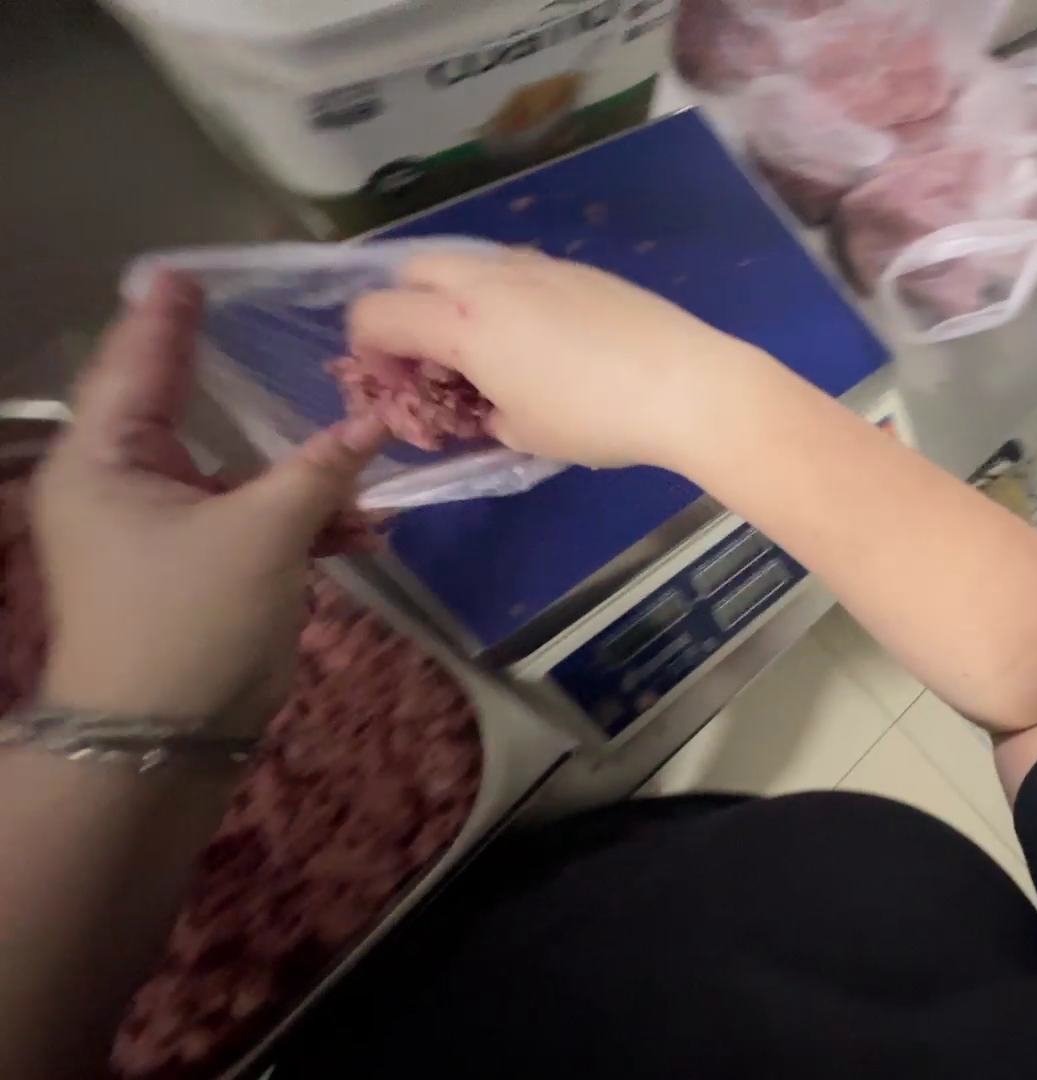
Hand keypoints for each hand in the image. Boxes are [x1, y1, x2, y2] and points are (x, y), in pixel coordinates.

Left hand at [32, 273, 384, 732]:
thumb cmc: (192, 612)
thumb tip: (377, 419)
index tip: (179, 273)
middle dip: (270, 415)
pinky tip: (365, 535)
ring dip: (315, 484)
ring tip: (368, 491)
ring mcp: (175, 526)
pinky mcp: (216, 560)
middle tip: (308, 368)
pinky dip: (319, 524)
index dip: (161, 322)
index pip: (135, 373)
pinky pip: (274, 519)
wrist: (175, 718)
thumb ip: (322, 470)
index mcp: (108, 464)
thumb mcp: (264, 533)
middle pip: (205, 425)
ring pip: (254, 477)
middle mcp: (133, 485)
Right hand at [349, 250, 781, 469]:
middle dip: (411, 312)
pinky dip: (512, 295)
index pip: (376, 314)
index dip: (371, 352)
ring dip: (462, 298)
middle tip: (445, 361)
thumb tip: (486, 406)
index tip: (402, 385)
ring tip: (499, 349)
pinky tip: (551, 337)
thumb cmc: (601, 420)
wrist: (691, 387)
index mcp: (463, 320)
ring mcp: (545, 266)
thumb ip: (486, 415)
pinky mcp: (588, 271)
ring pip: (472, 262)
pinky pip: (524, 271)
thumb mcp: (529, 435)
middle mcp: (493, 278)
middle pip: (414, 271)